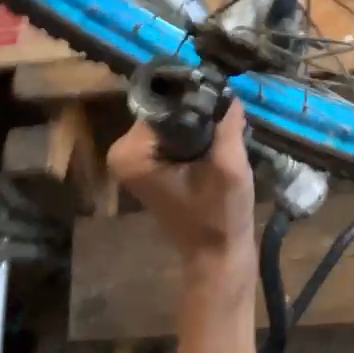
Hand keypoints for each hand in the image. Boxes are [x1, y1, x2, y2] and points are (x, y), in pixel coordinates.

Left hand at [108, 101, 257, 276]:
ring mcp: (135, 161)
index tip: (224, 99)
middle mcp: (123, 153)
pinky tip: (217, 143)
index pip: (165, 103)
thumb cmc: (220, 217)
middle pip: (167, 111)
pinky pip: (174, 136)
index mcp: (131, 153)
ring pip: (174, 122)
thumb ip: (227, 126)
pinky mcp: (150, 167)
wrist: (217, 258)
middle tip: (229, 118)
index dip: (196, 99)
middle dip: (198, 113)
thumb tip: (230, 94)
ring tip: (227, 129)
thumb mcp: (229, 169)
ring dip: (200, 125)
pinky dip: (195, 138)